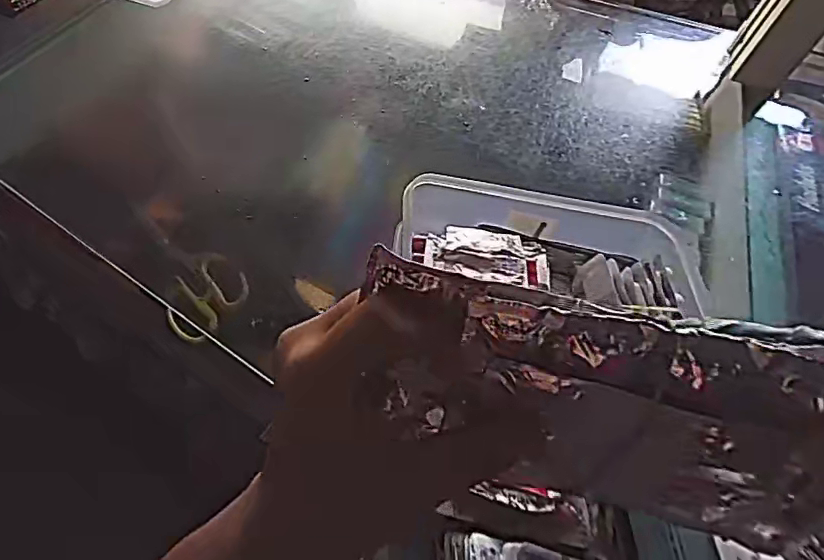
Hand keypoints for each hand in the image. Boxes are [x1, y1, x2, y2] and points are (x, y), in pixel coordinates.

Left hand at [240, 289, 540, 559]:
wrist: (290, 523)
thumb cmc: (340, 508)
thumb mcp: (414, 482)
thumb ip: (476, 450)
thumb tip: (533, 424)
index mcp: (319, 369)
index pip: (383, 311)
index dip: (435, 312)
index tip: (477, 326)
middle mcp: (305, 341)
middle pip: (379, 300)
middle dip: (433, 313)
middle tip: (479, 330)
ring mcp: (304, 337)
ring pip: (372, 303)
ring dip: (418, 318)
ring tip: (459, 342)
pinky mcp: (311, 342)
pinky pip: (363, 317)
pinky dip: (400, 329)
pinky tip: (428, 353)